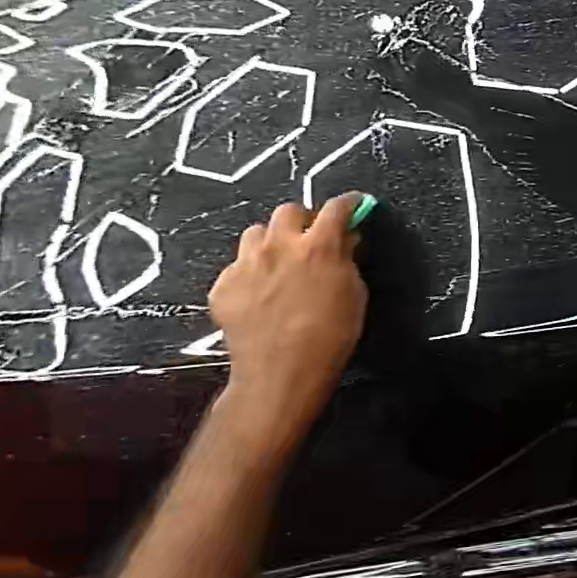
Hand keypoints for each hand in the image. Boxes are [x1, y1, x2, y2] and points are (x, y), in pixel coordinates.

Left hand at [208, 195, 368, 444]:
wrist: (281, 374)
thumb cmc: (330, 337)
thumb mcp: (354, 296)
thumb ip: (348, 261)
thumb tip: (346, 240)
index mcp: (318, 247)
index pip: (336, 208)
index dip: (349, 203)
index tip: (354, 205)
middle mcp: (279, 246)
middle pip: (288, 210)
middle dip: (302, 220)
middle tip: (310, 238)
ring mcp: (246, 264)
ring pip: (256, 233)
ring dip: (271, 241)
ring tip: (279, 263)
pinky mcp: (223, 286)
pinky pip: (237, 266)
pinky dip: (250, 273)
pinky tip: (260, 293)